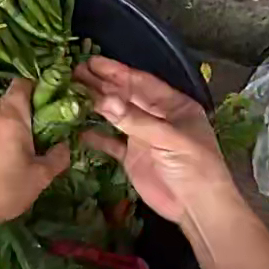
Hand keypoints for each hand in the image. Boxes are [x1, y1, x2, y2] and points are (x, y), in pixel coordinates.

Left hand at [0, 79, 70, 232]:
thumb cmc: (7, 188)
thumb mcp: (42, 175)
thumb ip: (59, 156)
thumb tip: (66, 145)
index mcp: (11, 116)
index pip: (23, 84)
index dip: (41, 87)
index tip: (58, 100)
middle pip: (15, 98)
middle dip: (35, 106)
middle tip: (55, 123)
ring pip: (5, 114)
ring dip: (22, 121)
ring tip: (40, 139)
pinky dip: (10, 132)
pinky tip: (21, 151)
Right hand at [74, 57, 237, 226]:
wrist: (197, 206)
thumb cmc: (194, 166)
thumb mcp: (168, 138)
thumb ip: (135, 120)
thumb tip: (103, 99)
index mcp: (174, 105)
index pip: (142, 83)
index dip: (117, 72)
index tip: (92, 62)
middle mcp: (157, 117)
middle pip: (126, 96)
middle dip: (102, 84)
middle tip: (75, 72)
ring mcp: (144, 137)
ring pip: (116, 117)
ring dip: (96, 106)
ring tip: (71, 92)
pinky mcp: (133, 158)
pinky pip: (111, 143)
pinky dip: (96, 136)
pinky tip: (78, 129)